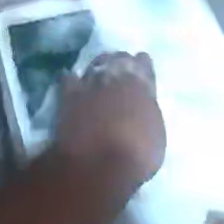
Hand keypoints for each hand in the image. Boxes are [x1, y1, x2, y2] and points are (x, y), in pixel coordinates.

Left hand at [53, 51, 165, 194]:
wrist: (98, 165)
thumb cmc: (136, 154)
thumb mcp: (156, 131)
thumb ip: (147, 108)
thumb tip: (141, 103)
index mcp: (140, 81)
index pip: (143, 61)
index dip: (142, 67)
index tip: (141, 74)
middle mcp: (114, 73)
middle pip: (118, 58)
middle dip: (119, 64)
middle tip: (120, 74)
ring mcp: (89, 81)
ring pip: (94, 64)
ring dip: (98, 69)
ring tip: (98, 77)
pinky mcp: (68, 95)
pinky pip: (69, 79)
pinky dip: (72, 81)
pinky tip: (73, 84)